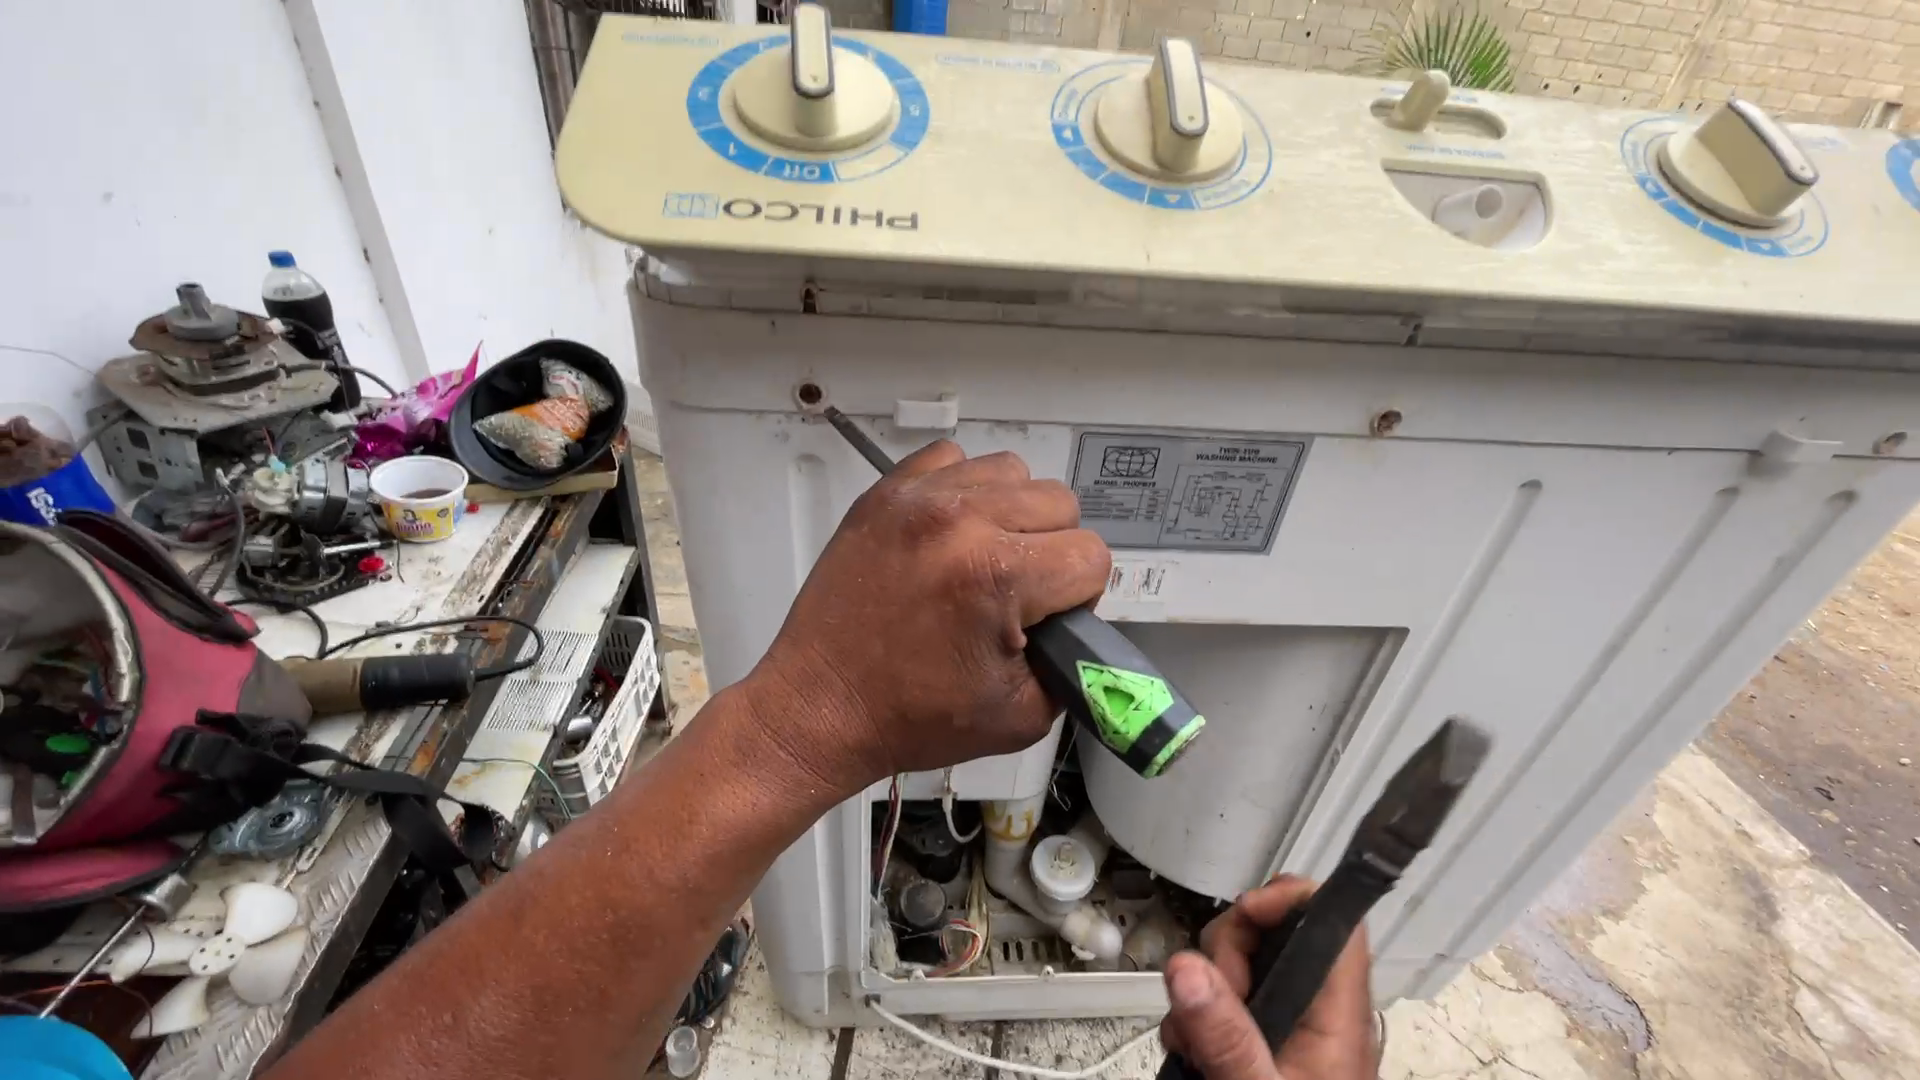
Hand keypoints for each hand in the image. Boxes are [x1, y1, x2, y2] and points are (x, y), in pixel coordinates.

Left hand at [744, 440, 1110, 793]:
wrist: (822, 705)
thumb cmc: (911, 716)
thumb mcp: (1022, 715)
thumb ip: (1074, 660)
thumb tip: (1082, 620)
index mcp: (997, 574)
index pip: (1091, 556)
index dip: (1080, 596)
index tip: (1046, 619)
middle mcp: (961, 520)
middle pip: (1059, 503)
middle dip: (1052, 552)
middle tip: (1016, 593)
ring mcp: (917, 498)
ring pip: (1012, 472)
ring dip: (1012, 514)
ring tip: (983, 559)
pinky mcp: (885, 493)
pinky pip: (953, 459)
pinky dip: (964, 489)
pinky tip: (950, 534)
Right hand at [1161, 876, 1376, 1079]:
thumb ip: (1225, 1039)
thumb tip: (1186, 964)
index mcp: (1336, 1020)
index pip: (1334, 924)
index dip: (1288, 899)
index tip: (1243, 919)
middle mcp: (1315, 1014)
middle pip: (1274, 932)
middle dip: (1228, 952)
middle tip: (1211, 999)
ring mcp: (1287, 1028)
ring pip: (1242, 963)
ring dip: (1205, 988)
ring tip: (1194, 1040)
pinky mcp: (1262, 1043)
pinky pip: (1224, 998)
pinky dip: (1198, 1012)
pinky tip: (1191, 1050)